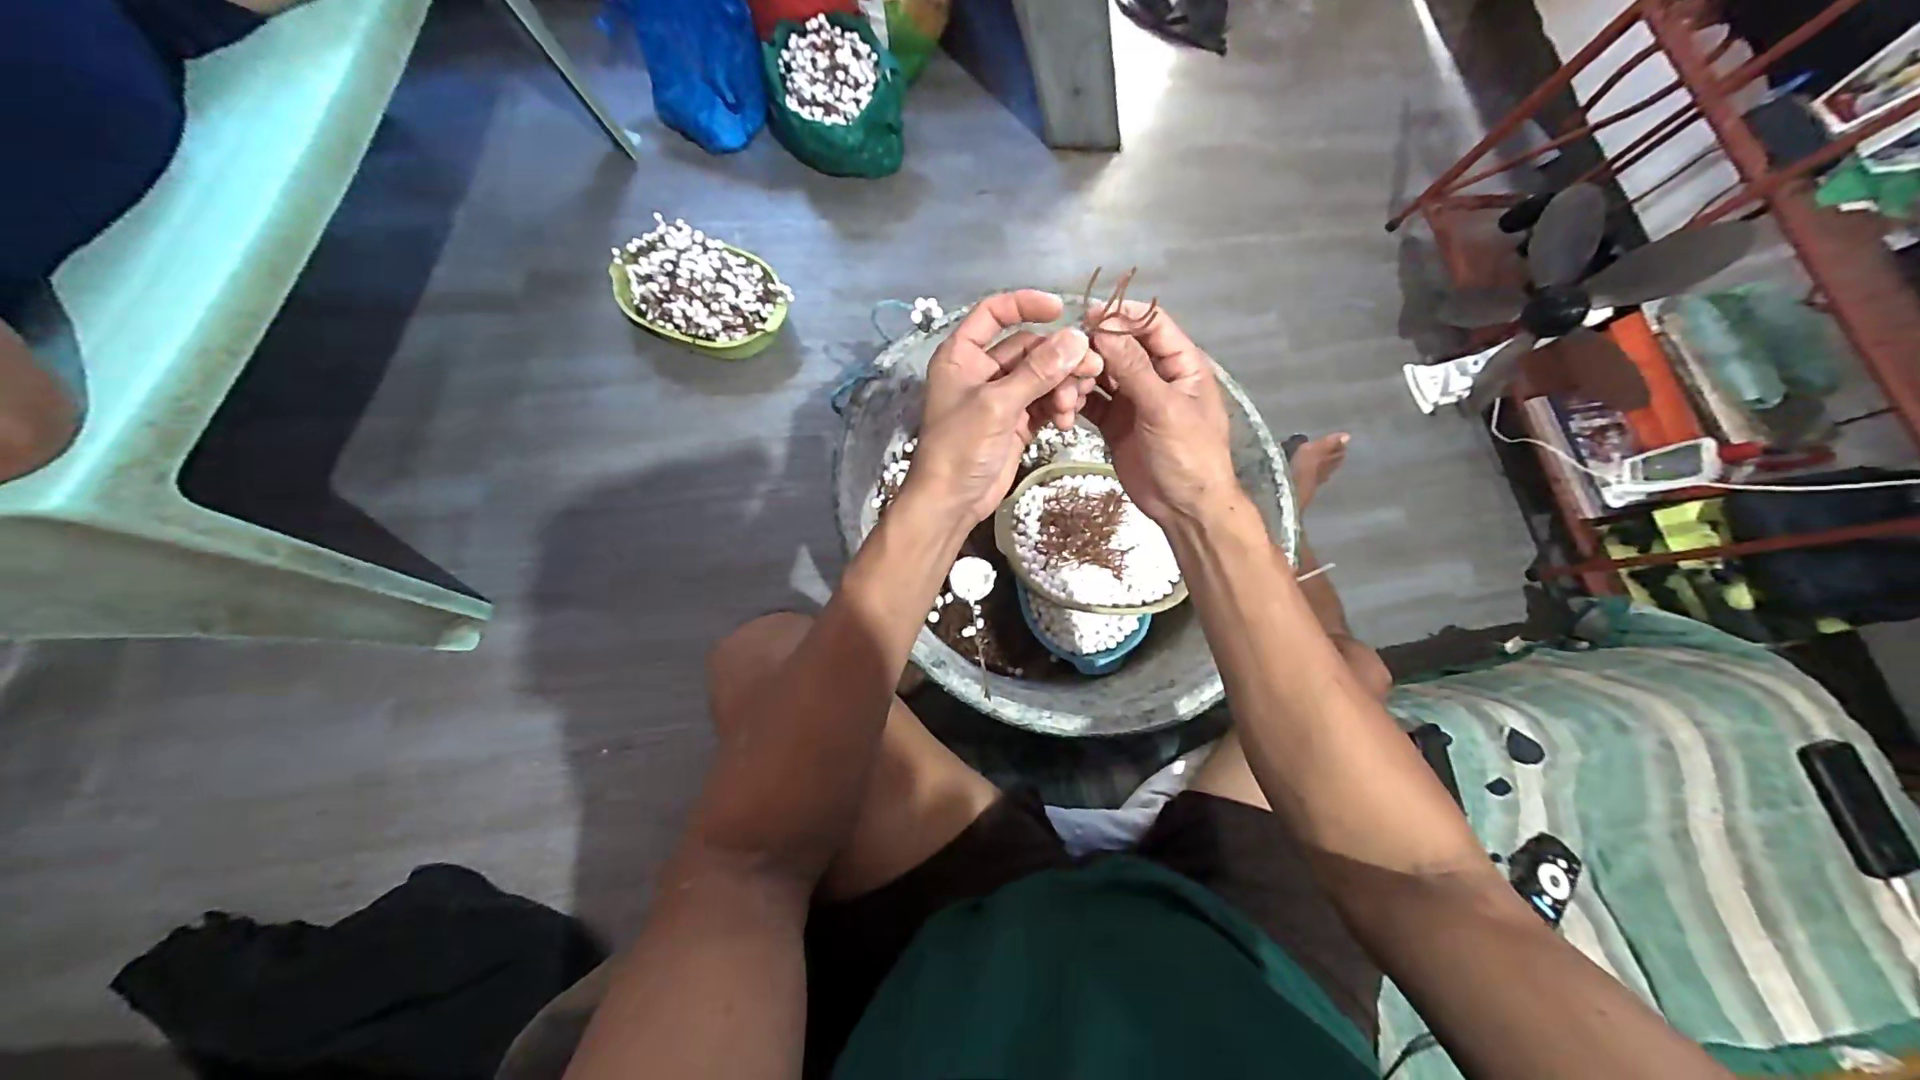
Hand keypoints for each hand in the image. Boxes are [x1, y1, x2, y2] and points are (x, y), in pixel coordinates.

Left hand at [906, 290, 1099, 524]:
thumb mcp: (997, 404)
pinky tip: (1067, 420)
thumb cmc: (959, 447)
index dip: (1025, 304)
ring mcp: (1000, 398)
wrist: (950, 502)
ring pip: (1041, 377)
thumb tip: (1076, 338)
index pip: (994, 313)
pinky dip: (1058, 407)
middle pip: (1028, 348)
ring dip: (1062, 385)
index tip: (1060, 309)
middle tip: (1090, 369)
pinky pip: (1044, 403)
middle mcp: (981, 370)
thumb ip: (1038, 371)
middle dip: (1058, 359)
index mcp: (962, 355)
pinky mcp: (1016, 422)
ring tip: (1071, 404)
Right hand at [1083, 303, 1240, 524]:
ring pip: (1101, 375)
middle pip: (1119, 347)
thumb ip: (1134, 368)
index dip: (1121, 316)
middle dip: (1093, 352)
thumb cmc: (1189, 455)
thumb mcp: (1164, 408)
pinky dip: (1076, 403)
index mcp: (1180, 364)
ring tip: (1065, 395)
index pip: (1151, 324)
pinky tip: (1063, 410)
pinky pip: (1092, 403)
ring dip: (1080, 380)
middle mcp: (1155, 376)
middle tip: (1066, 361)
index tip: (1087, 317)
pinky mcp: (1114, 423)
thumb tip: (1103, 329)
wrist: (1185, 509)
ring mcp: (1133, 400)